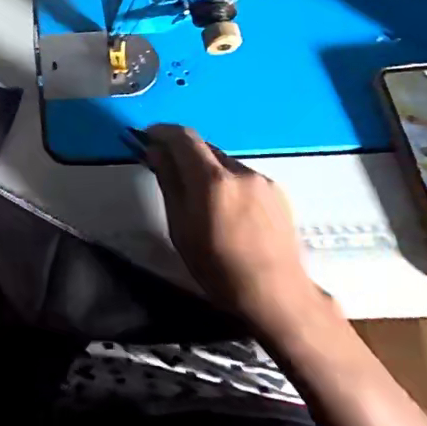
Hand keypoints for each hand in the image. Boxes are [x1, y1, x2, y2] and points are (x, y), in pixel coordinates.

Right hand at [140, 125, 320, 332]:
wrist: (276, 293)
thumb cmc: (219, 269)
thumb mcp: (181, 229)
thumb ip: (169, 184)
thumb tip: (156, 152)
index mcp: (213, 180)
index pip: (184, 137)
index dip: (162, 132)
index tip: (147, 137)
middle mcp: (240, 170)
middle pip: (205, 148)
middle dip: (183, 152)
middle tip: (167, 169)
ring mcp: (263, 179)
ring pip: (225, 163)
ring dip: (207, 169)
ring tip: (200, 199)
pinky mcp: (278, 191)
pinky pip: (244, 177)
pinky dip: (228, 182)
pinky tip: (228, 211)